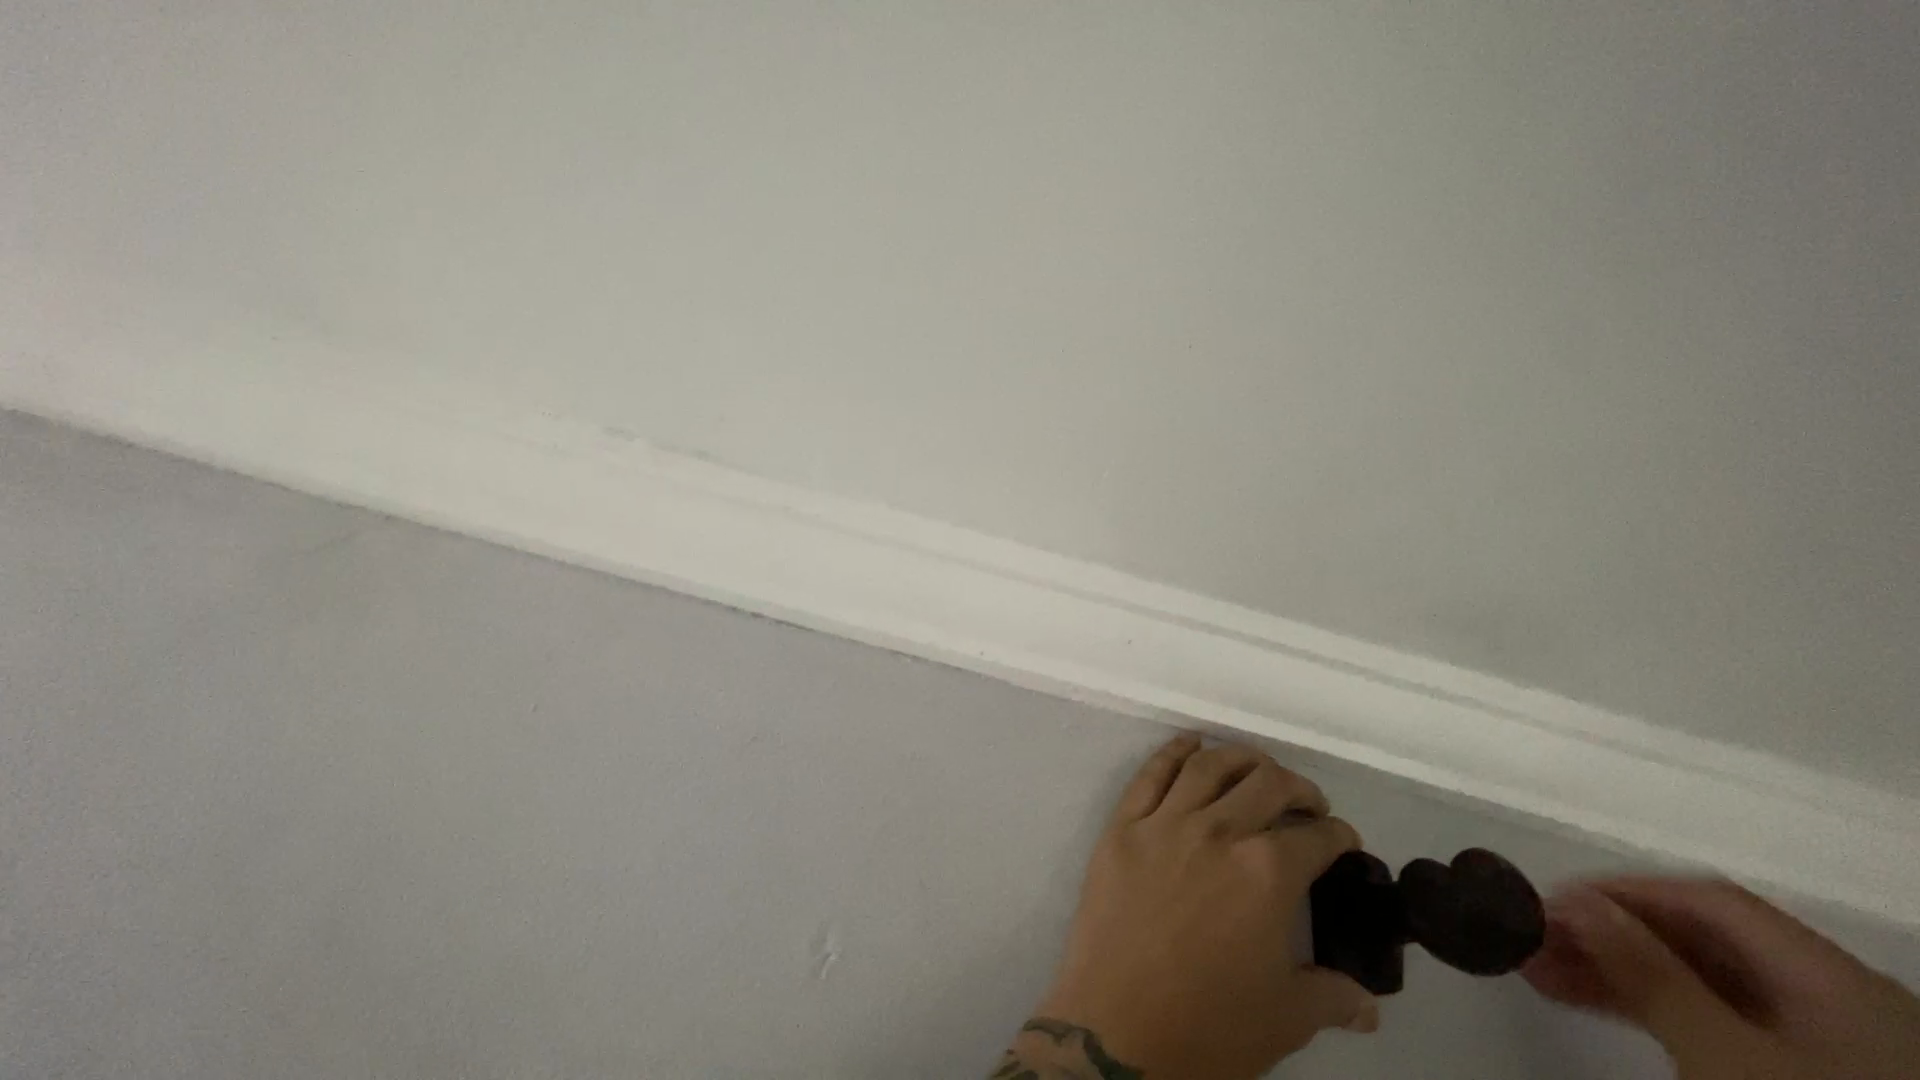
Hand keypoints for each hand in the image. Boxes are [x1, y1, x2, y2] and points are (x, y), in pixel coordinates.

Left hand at [997, 735, 1377, 1079]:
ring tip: (1257, 768)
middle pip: (1268, 784)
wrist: (1116, 1032)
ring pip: (1210, 766)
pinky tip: (1190, 743)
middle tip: (1306, 805)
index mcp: (1267, 872)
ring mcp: (1164, 824)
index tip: (1341, 842)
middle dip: (1299, 789)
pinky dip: (1174, 751)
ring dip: (1242, 759)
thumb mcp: (1286, 1017)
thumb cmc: (1209, 1028)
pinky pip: (1150, 774)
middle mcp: (1219, 832)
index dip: (1339, 837)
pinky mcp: (1121, 828)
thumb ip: (1332, 997)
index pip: (1318, 837)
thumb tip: (1369, 1004)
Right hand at [1524, 877, 1919, 1079]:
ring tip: (1538, 968)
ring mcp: (1817, 1040)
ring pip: (1696, 981)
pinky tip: (1590, 1000)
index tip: (1551, 900)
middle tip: (1532, 936)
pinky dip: (1646, 1005)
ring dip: (1614, 970)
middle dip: (1609, 933)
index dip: (1625, 890)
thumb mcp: (1722, 1055)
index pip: (1708, 901)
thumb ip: (1649, 975)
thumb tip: (1576, 902)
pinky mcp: (1793, 1072)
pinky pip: (1707, 1017)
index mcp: (1828, 974)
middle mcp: (1829, 995)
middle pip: (1700, 939)